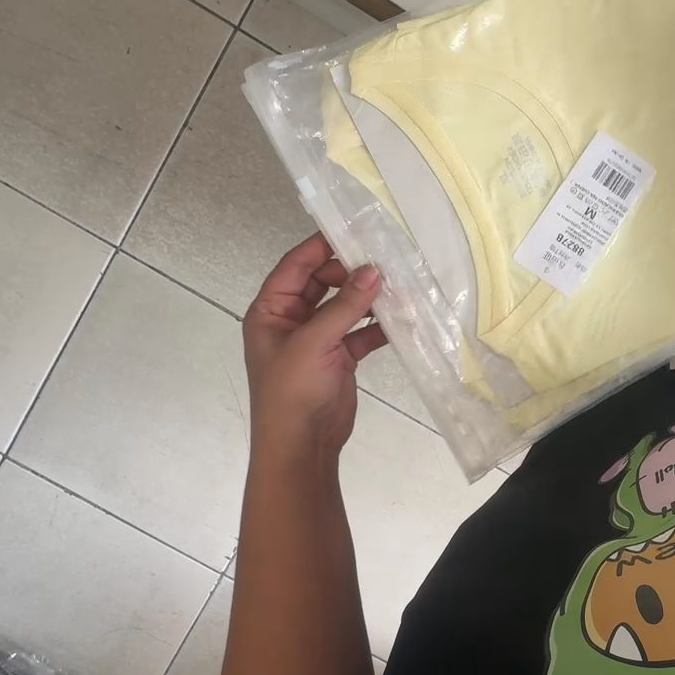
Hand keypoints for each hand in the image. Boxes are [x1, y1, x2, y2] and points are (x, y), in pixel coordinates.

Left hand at [242, 233, 386, 457]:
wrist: (302, 445)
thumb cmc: (293, 391)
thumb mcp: (314, 343)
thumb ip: (345, 305)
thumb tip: (374, 270)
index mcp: (271, 310)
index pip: (296, 266)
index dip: (322, 245)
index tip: (356, 229)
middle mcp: (293, 320)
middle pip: (324, 282)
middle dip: (353, 272)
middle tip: (386, 262)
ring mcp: (318, 338)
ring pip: (346, 306)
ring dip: (370, 298)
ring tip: (400, 286)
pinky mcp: (340, 356)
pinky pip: (361, 331)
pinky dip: (379, 325)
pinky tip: (402, 318)